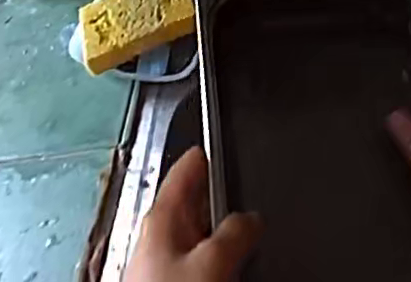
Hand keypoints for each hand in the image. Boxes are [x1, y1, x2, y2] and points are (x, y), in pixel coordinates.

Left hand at [128, 147, 261, 281]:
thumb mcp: (212, 260)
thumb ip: (236, 231)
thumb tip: (252, 218)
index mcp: (162, 214)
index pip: (189, 164)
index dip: (212, 152)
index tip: (229, 143)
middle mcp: (159, 235)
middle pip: (196, 200)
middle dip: (220, 198)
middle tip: (246, 201)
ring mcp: (162, 264)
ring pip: (199, 234)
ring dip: (219, 233)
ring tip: (243, 238)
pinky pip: (198, 262)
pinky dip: (214, 259)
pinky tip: (228, 267)